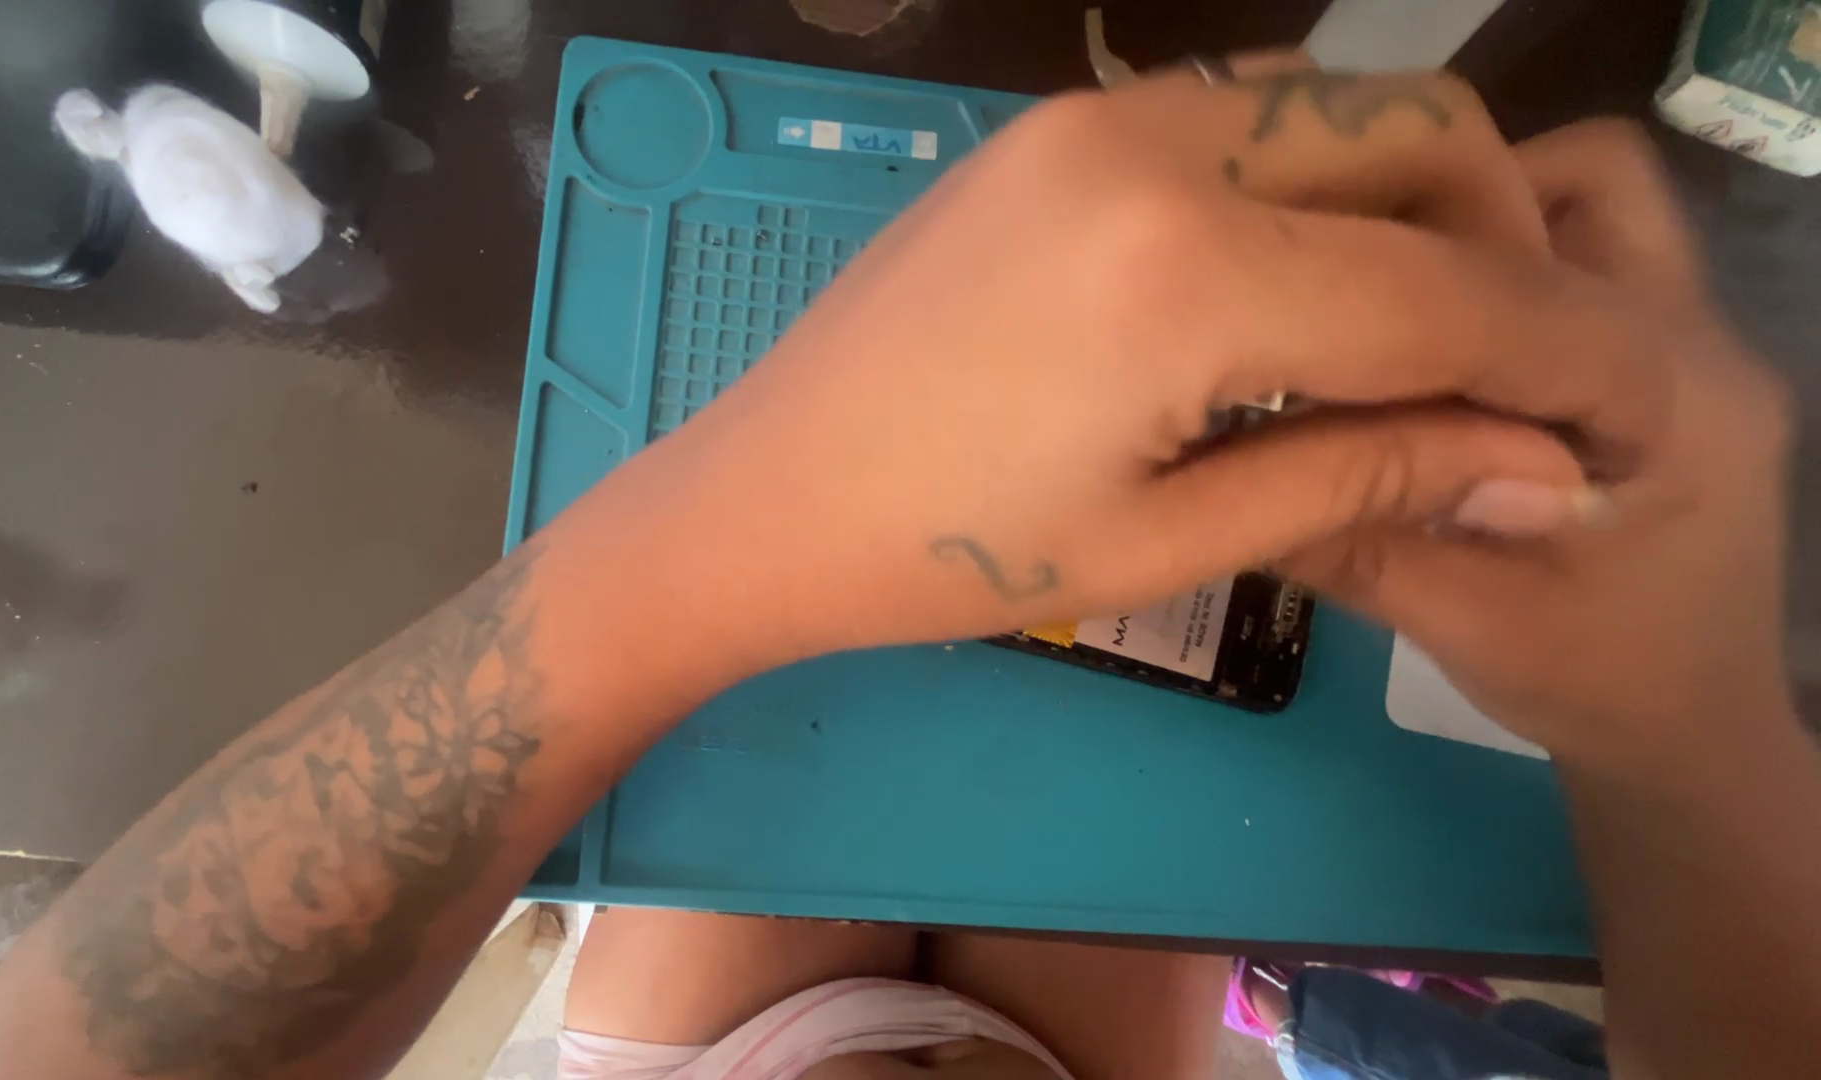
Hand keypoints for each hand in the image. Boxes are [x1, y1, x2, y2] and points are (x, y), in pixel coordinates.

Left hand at [562, 69, 1667, 674]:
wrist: (760, 504)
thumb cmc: (940, 558)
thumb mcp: (1157, 540)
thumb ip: (1354, 476)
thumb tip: (1531, 467)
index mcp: (1185, 271)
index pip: (1450, 290)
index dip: (1555, 360)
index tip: (1602, 421)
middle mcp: (1143, 148)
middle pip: (1409, 146)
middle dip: (1488, 251)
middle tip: (1482, 376)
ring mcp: (1072, 127)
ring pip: (1313, 117)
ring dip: (1387, 212)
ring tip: (1383, 342)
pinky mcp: (1027, 143)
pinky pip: (1212, 132)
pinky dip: (1281, 196)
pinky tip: (1262, 295)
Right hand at [1288, 121, 1794, 763]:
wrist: (1675, 726)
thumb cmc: (1595, 679)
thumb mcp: (1459, 620)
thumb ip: (1351, 546)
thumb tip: (1218, 480)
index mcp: (1673, 395)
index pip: (1542, 270)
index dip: (1413, 273)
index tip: (1299, 300)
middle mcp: (1684, 342)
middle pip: (1583, 188)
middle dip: (1446, 205)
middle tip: (1330, 276)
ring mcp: (1659, 351)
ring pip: (1572, 220)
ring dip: (1460, 242)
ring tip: (1355, 308)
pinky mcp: (1616, 376)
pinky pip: (1551, 281)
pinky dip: (1467, 290)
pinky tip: (1390, 358)